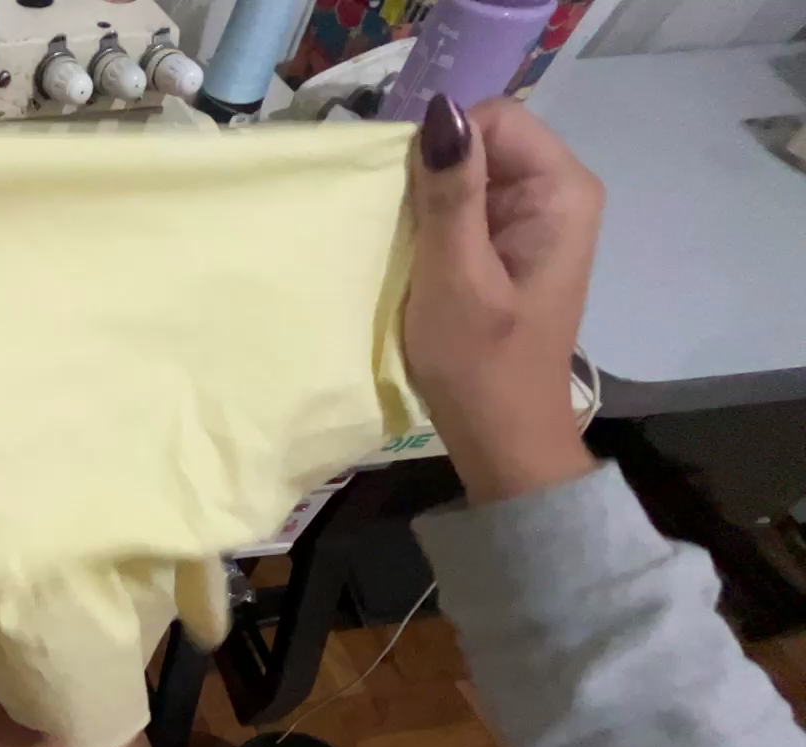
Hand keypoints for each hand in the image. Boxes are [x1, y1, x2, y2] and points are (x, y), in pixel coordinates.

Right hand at [404, 94, 602, 502]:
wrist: (497, 427)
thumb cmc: (476, 359)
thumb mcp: (455, 278)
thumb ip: (449, 199)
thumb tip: (437, 117)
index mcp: (559, 193)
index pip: (496, 121)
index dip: (440, 147)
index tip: (396, 198)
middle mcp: (554, 195)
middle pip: (482, 147)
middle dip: (428, 177)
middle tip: (389, 230)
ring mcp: (530, 224)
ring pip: (467, 181)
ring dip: (422, 207)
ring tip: (394, 248)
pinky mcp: (505, 250)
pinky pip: (463, 214)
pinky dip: (428, 229)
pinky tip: (408, 261)